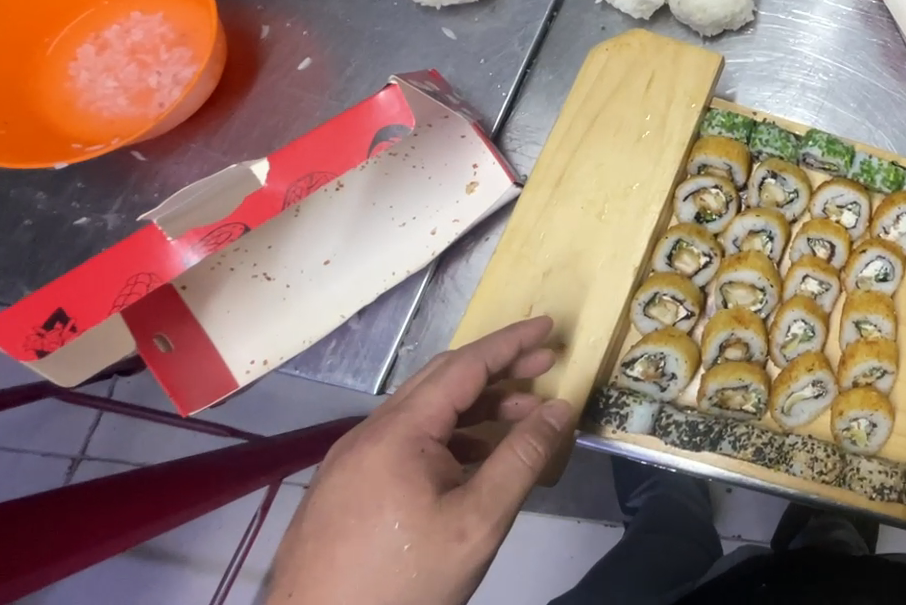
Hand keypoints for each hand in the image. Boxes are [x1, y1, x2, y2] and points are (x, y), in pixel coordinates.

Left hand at [266, 317, 572, 604]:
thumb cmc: (403, 583)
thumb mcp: (478, 521)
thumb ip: (524, 456)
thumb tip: (561, 407)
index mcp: (397, 433)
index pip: (465, 365)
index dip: (512, 342)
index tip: (551, 326)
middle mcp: (368, 435)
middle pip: (442, 380)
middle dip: (498, 368)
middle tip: (546, 366)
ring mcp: (350, 464)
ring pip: (424, 411)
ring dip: (476, 404)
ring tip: (522, 416)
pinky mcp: (345, 491)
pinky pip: (407, 440)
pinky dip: (451, 433)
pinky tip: (476, 458)